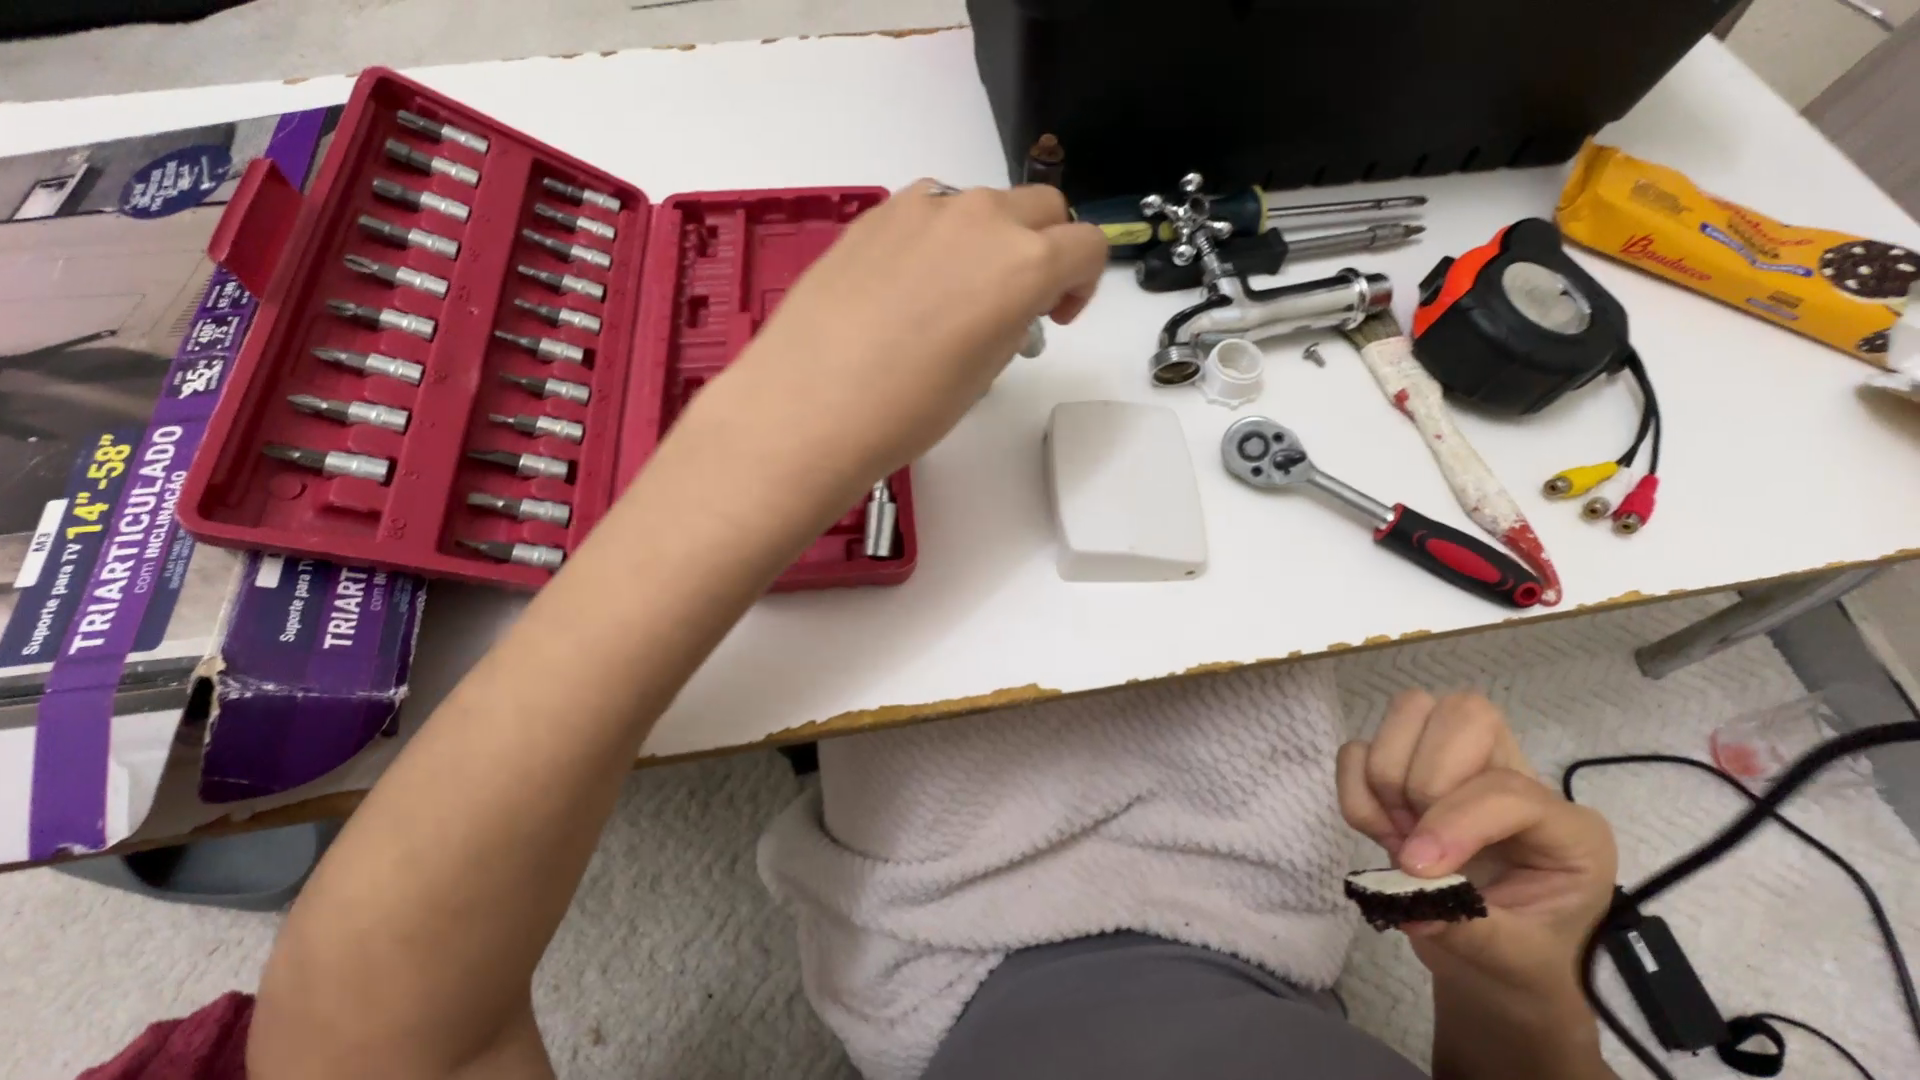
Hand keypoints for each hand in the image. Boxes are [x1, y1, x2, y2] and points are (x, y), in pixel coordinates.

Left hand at [692, 181, 1107, 489]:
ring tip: (956, 294)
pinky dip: (939, 234)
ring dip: (991, 237)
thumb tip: (1002, 309)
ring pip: (983, 203)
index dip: (1082, 284)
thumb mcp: (984, 374)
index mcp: (1024, 263)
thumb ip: (1011, 322)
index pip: (1086, 246)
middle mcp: (981, 219)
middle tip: (1017, 303)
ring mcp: (923, 208)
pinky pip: (929, 208)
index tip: (1055, 318)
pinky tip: (908, 284)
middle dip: (1046, 249)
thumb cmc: (906, 409)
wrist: (808, 404)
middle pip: (1043, 208)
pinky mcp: (876, 214)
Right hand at [1337, 691, 1617, 995]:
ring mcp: (1457, 765)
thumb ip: (1467, 926)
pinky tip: (1379, 829)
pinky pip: (1361, 747)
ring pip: (1411, 711)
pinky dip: (1355, 786)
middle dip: (1422, 777)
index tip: (1417, 869)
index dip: (1455, 820)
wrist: (1500, 971)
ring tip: (1398, 835)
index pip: (1507, 787)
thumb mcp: (1514, 957)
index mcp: (1565, 825)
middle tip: (1414, 837)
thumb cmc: (1523, 960)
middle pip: (1465, 714)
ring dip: (1385, 776)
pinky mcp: (1407, 771)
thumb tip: (1408, 901)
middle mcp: (1514, 774)